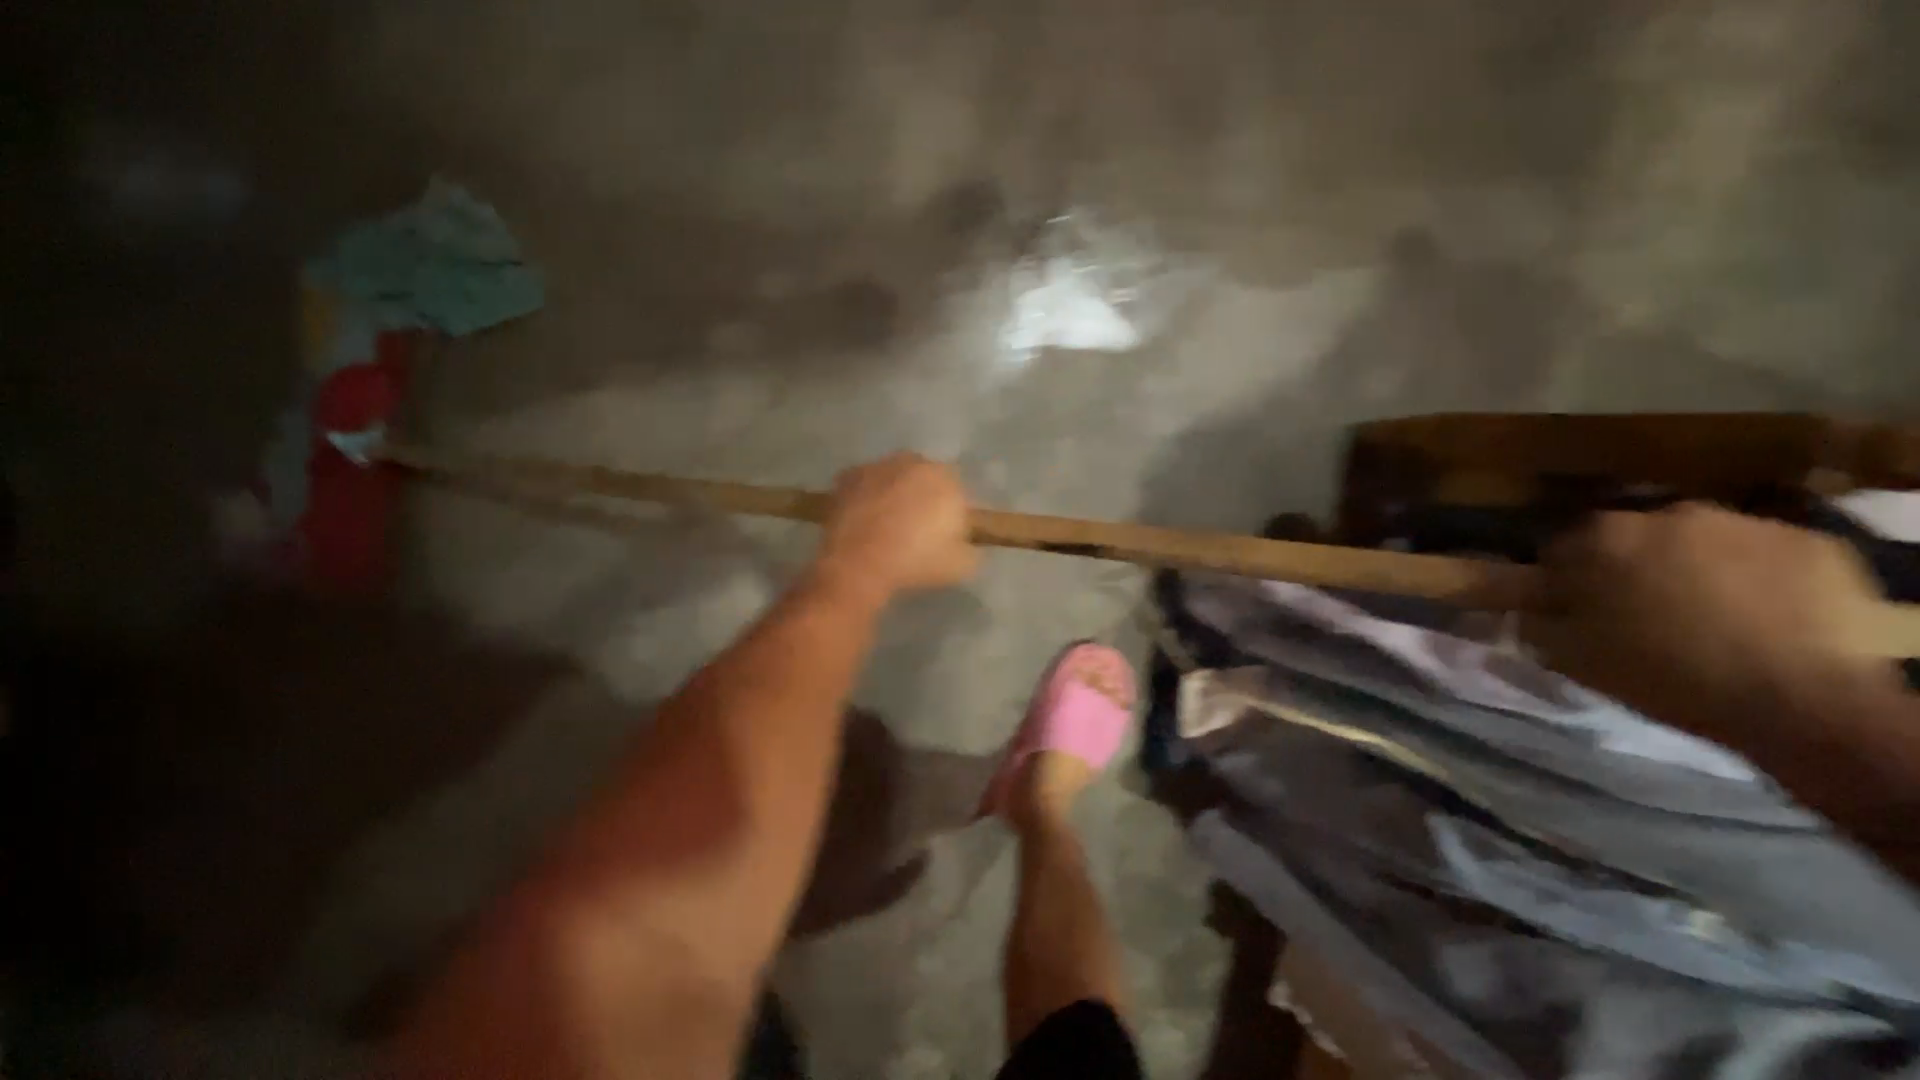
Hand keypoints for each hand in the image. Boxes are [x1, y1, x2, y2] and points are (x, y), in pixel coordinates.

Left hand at [812, 452, 978, 599]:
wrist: (857, 564)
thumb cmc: (915, 562)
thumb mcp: (962, 566)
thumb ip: (971, 548)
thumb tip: (965, 544)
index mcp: (945, 477)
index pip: (957, 490)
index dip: (951, 512)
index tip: (943, 535)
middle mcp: (912, 462)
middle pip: (924, 478)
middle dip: (922, 498)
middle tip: (914, 530)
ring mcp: (877, 465)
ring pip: (893, 478)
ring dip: (893, 495)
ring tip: (885, 527)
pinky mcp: (847, 476)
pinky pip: (864, 485)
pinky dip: (865, 498)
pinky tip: (862, 522)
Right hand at [1523, 503, 1898, 743]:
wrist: (1799, 701)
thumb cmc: (1669, 679)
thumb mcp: (1576, 659)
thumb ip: (1539, 623)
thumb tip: (1527, 608)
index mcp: (1603, 539)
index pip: (1564, 547)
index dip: (1568, 578)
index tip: (1577, 605)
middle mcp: (1668, 514)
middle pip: (1637, 537)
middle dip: (1635, 565)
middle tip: (1645, 610)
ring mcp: (1744, 522)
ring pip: (1703, 541)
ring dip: (1697, 566)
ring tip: (1711, 614)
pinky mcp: (1808, 540)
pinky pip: (1767, 553)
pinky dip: (1759, 576)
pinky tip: (1765, 616)